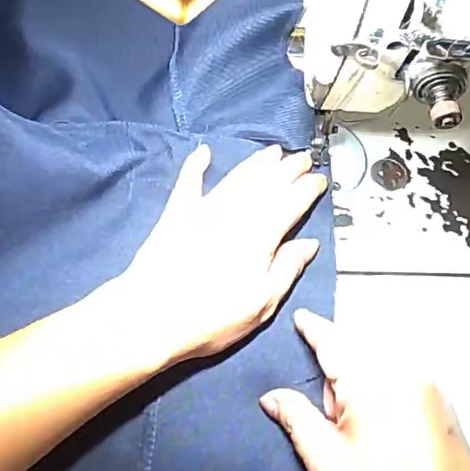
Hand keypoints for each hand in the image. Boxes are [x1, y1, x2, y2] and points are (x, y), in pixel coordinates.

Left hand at [109, 143, 326, 366]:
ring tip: (272, 152)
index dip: (308, 187)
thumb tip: (308, 244)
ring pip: (237, 177)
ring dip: (257, 163)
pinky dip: (196, 165)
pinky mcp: (176, 213)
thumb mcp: (262, 303)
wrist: (151, 316)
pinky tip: (203, 153)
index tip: (319, 179)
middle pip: (267, 183)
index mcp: (261, 235)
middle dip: (288, 167)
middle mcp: (235, 213)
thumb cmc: (210, 317)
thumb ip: (287, 268)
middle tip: (303, 158)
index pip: (292, 201)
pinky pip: (189, 181)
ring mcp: (204, 209)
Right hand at [261, 310, 469, 470]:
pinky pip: (397, 379)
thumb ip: (296, 418)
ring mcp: (425, 385)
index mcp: (371, 378)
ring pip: (377, 366)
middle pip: (355, 350)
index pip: (332, 339)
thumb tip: (273, 397)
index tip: (299, 319)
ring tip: (354, 436)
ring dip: (358, 384)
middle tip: (326, 419)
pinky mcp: (438, 402)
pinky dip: (379, 392)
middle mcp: (402, 371)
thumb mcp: (326, 462)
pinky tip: (377, 436)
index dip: (311, 328)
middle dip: (334, 371)